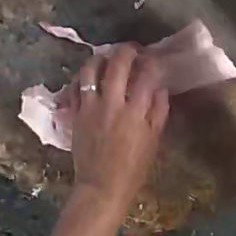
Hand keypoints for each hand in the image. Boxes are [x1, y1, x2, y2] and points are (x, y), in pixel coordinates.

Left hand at [67, 45, 168, 211]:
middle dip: (126, 51)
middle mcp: (112, 104)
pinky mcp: (75, 113)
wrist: (102, 185)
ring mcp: (90, 107)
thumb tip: (160, 88)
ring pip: (90, 70)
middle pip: (117, 65)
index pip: (145, 75)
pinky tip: (90, 78)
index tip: (154, 60)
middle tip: (132, 50)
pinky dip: (82, 78)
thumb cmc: (134, 167)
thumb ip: (158, 111)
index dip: (151, 62)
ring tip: (108, 58)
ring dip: (100, 58)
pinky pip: (75, 87)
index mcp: (136, 112)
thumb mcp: (154, 139)